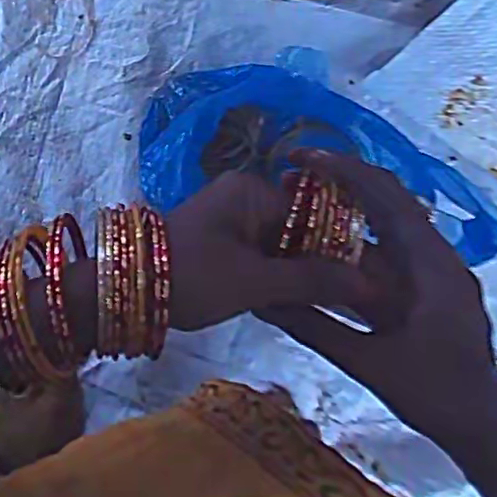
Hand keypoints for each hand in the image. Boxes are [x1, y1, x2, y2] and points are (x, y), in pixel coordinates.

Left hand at [164, 171, 383, 331]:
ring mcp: (230, 216)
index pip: (314, 216)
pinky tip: (293, 301)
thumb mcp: (255, 282)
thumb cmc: (192, 277)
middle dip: (320, 264)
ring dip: (298, 273)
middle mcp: (243, 195)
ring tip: (329, 305)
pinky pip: (260, 252)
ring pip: (280, 244)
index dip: (340, 250)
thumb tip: (369, 282)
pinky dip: (275, 275)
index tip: (367, 284)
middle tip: (351, 301)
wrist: (127, 287)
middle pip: (298, 229)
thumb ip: (311, 280)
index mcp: (252, 191)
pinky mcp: (220, 238)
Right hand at [258, 151, 496, 446]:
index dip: (345, 172)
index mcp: (432, 268)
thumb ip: (316, 328)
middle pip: (392, 201)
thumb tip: (265, 300)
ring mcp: (438, 271)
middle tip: (299, 168)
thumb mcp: (368, 363)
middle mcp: (439, 259)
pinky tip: (329, 238)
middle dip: (345, 178)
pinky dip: (360, 235)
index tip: (305, 157)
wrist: (483, 430)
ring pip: (393, 221)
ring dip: (352, 204)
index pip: (387, 200)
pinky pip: (394, 246)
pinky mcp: (432, 286)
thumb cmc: (432, 397)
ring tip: (308, 193)